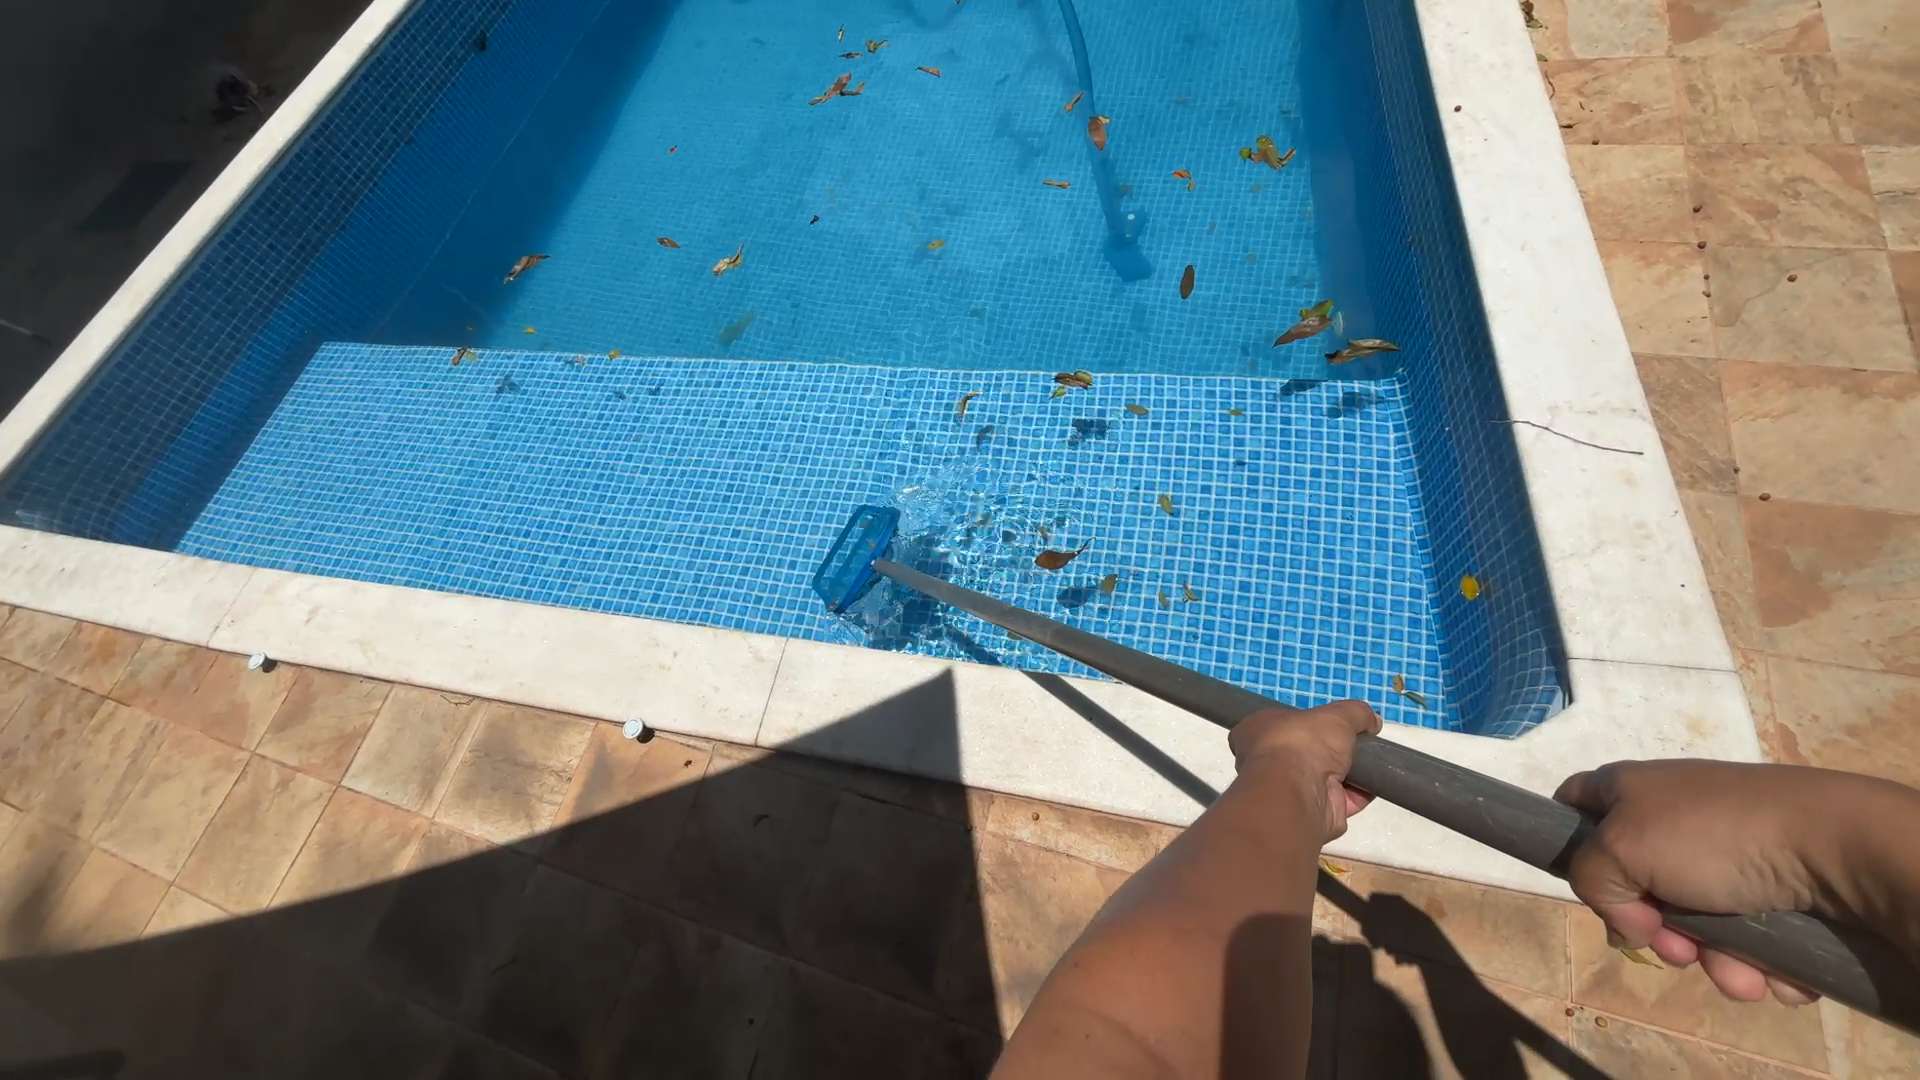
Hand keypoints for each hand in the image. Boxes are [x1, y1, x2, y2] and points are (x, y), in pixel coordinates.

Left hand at [1230, 700, 1379, 842]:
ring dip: (1346, 774)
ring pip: (1323, 778)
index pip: (1279, 724)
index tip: (1331, 725)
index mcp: (1255, 730)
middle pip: (1305, 752)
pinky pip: (1338, 800)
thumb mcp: (1335, 715)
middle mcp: (1265, 759)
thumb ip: (1355, 713)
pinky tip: (1370, 785)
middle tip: (1354, 746)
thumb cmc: (1303, 742)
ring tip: (1367, 764)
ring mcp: (1286, 788)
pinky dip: (1356, 794)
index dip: (1306, 724)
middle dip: (1331, 752)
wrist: (1300, 791)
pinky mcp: (1309, 811)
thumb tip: (1371, 721)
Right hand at [1555, 759, 1855, 1005]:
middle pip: (1635, 879)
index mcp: (1628, 789)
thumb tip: (1626, 922)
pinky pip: (1750, 932)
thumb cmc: (1710, 835)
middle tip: (1672, 949)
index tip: (1586, 885)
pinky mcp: (1782, 888)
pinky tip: (1774, 973)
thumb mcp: (1618, 851)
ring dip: (1709, 956)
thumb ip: (1590, 882)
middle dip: (1651, 927)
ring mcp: (1730, 852)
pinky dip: (1758, 960)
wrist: (1842, 849)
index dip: (1567, 843)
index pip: (1573, 805)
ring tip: (1738, 974)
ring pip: (1695, 917)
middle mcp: (1673, 817)